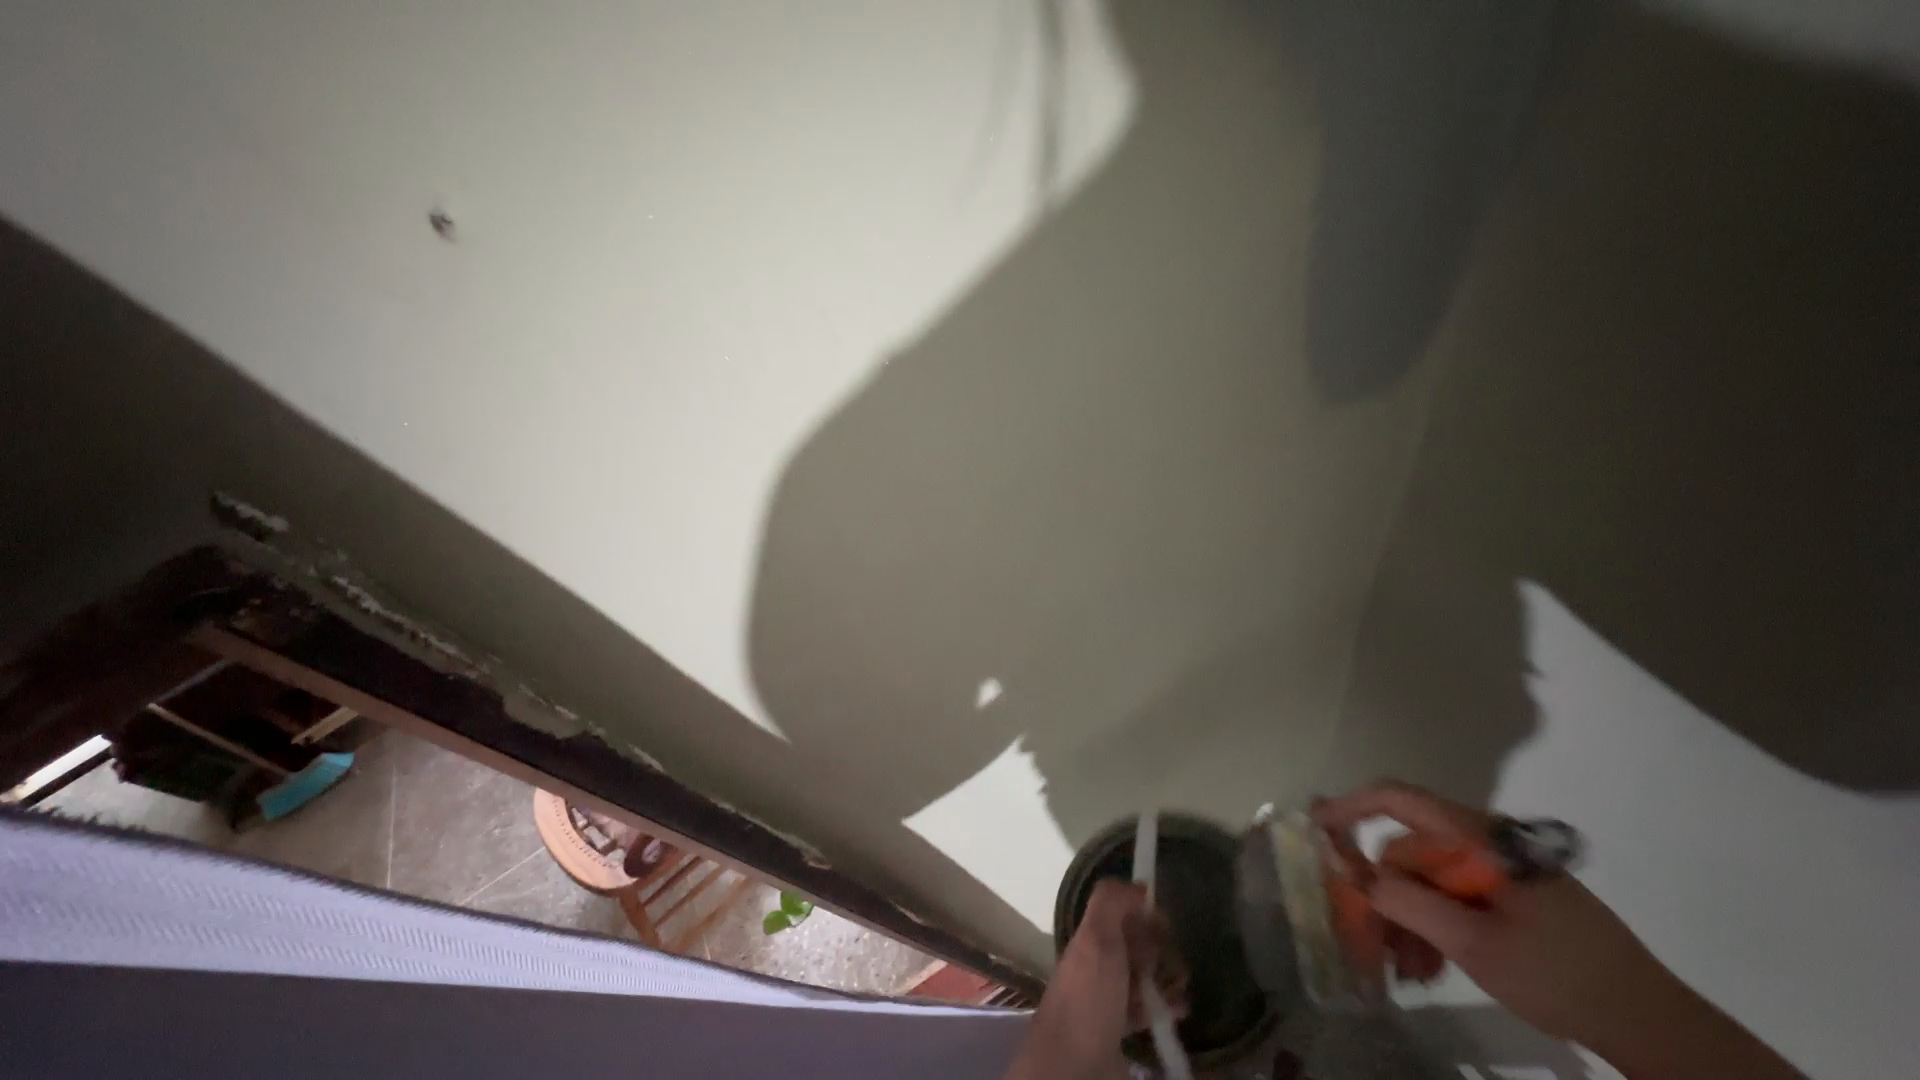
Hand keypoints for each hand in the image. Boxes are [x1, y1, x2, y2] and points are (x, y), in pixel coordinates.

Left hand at [1004, 880, 1187, 1079]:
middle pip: (1135, 947)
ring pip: (1143, 979)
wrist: (1072, 1066)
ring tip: (1180, 992)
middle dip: (1161, 951)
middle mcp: (1095, 966)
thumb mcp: (1097, 938)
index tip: (1167, 928)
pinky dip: (1164, 1007)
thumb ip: (1111, 903)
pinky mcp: (1117, 1031)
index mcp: (1089, 940)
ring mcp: (1105, 1000)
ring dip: (1167, 980)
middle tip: (1175, 966)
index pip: (1121, 916)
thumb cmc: (1088, 998)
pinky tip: (1177, 1011)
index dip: (1145, 916)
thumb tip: (1139, 885)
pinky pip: (1146, 1010)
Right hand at [1312, 781, 1677, 1047]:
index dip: (1350, 806)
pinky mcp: (1509, 897)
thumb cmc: (1559, 974)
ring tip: (1405, 970)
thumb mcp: (1473, 942)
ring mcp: (1498, 870)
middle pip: (1410, 850)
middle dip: (1382, 894)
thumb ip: (1407, 902)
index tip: (1314, 828)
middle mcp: (1485, 843)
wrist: (1648, 1020)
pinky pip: (1453, 898)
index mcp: (1480, 838)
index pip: (1399, 800)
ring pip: (1428, 879)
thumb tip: (1351, 872)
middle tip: (1368, 940)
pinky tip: (1427, 966)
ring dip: (1407, 919)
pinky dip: (1432, 927)